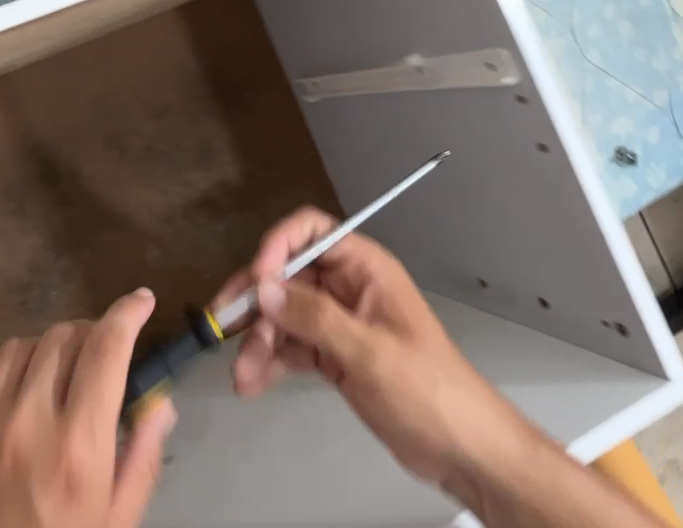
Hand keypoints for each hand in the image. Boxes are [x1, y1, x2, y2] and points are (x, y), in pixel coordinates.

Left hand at [0, 288, 178, 527]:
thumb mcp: (112, 523)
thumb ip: (140, 459)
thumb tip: (159, 402)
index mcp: (76, 449)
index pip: (106, 350)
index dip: (127, 314)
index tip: (141, 301)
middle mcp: (25, 422)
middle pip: (63, 337)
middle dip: (89, 337)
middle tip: (98, 358)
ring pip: (20, 346)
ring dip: (47, 352)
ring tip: (55, 379)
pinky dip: (5, 373)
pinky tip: (14, 398)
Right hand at [211, 207, 532, 493]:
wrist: (462, 450)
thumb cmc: (427, 390)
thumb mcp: (369, 352)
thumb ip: (314, 318)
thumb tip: (263, 288)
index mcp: (364, 268)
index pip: (311, 232)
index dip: (278, 247)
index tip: (256, 281)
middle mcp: (346, 287)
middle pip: (286, 275)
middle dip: (255, 300)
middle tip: (220, 323)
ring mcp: (337, 321)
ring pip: (281, 314)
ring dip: (257, 339)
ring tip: (241, 375)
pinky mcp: (331, 354)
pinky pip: (289, 345)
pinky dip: (268, 360)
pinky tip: (252, 382)